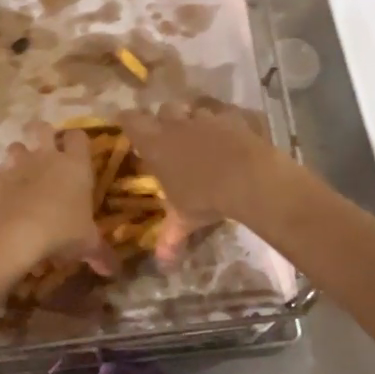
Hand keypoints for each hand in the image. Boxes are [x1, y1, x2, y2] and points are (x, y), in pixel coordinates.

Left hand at [0, 123, 116, 275]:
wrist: (18, 234)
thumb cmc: (63, 231)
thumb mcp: (87, 244)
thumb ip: (100, 254)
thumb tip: (113, 271)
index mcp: (75, 165)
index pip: (79, 136)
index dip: (78, 141)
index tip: (78, 152)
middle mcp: (47, 157)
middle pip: (42, 128)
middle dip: (43, 135)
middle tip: (47, 153)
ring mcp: (18, 166)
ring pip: (15, 146)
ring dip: (19, 156)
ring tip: (23, 174)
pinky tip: (3, 198)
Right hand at [119, 101, 297, 266]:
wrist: (248, 178)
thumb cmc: (205, 198)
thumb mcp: (184, 220)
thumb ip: (170, 238)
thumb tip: (163, 265)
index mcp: (156, 144)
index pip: (131, 121)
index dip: (127, 120)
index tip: (126, 123)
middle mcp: (178, 124)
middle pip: (164, 109)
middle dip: (165, 119)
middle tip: (169, 135)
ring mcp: (207, 117)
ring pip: (195, 108)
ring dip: (195, 119)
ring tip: (202, 136)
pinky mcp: (234, 117)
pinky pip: (226, 114)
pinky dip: (226, 122)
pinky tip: (231, 135)